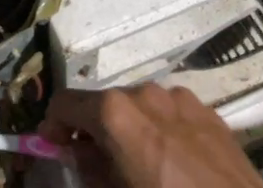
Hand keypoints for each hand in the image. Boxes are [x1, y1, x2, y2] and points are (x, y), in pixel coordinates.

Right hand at [38, 84, 262, 187]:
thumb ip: (90, 170)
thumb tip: (81, 153)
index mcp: (114, 111)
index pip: (66, 102)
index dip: (54, 125)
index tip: (55, 148)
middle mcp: (143, 92)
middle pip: (104, 104)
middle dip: (95, 131)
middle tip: (99, 166)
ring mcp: (179, 98)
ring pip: (140, 108)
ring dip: (131, 130)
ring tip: (143, 168)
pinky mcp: (208, 112)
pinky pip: (172, 115)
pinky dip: (162, 132)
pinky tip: (176, 166)